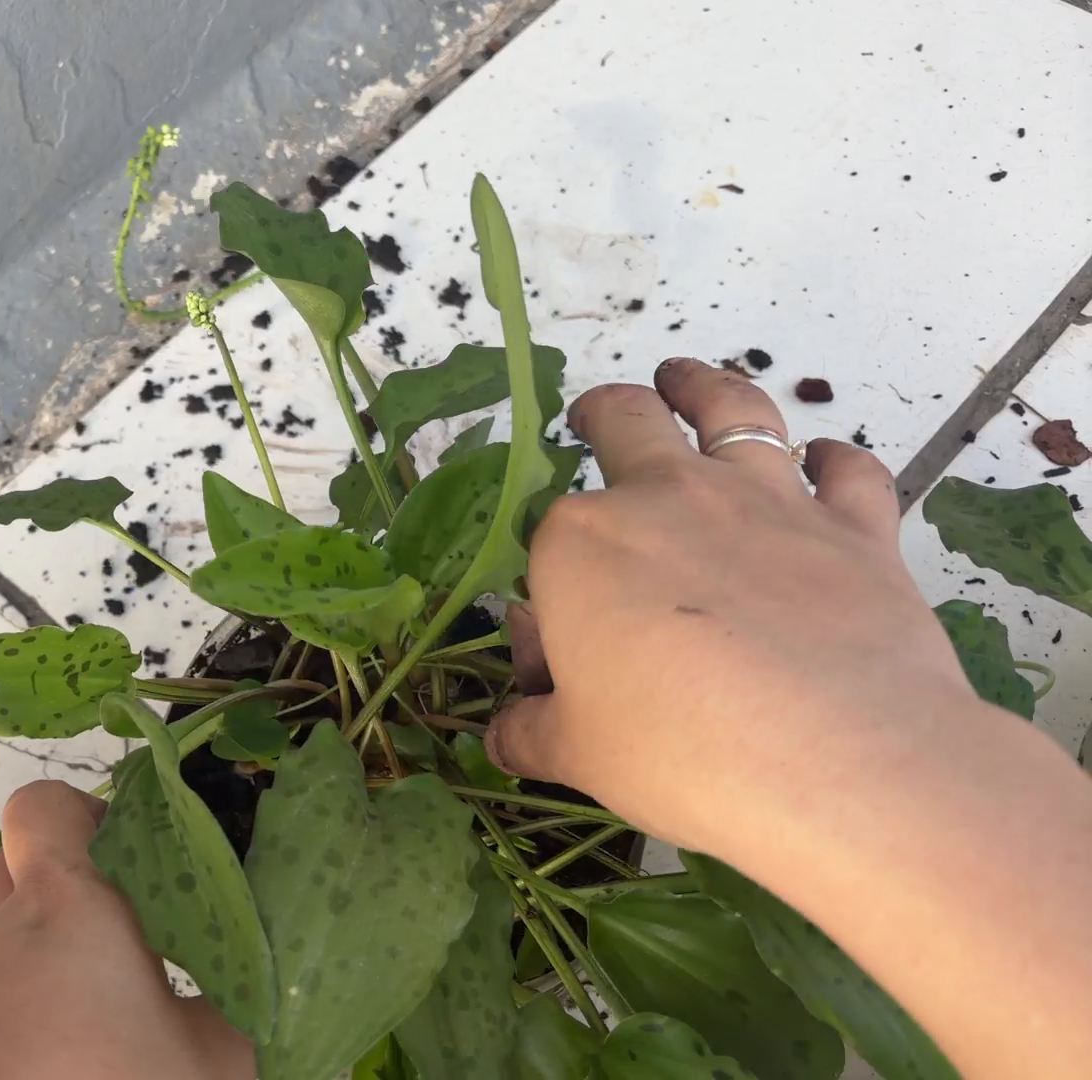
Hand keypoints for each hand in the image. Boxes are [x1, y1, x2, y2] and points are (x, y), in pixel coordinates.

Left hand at [0, 780, 253, 1079]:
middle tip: (119, 933)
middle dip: (56, 878)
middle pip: (7, 865)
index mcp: (64, 908)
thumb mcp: (221, 1061)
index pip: (43, 806)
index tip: (131, 857)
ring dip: (30, 942)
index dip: (83, 814)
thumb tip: (251, 977)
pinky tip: (52, 1062)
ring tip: (91, 1007)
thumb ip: (237, 998)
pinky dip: (7, 999)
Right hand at [489, 357, 1091, 1078]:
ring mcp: (763, 502)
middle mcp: (662, 498)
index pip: (545, 538)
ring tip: (687, 377)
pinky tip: (822, 460)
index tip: (553, 636)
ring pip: (734, 412)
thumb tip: (501, 737)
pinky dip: (832, 461)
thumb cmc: (673, 747)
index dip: (544, 582)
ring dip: (706, 387)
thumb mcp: (571, 748)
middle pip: (626, 420)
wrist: (844, 768)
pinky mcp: (856, 529)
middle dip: (602, 411)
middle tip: (592, 415)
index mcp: (577, 539)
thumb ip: (524, 730)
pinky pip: (847, 472)